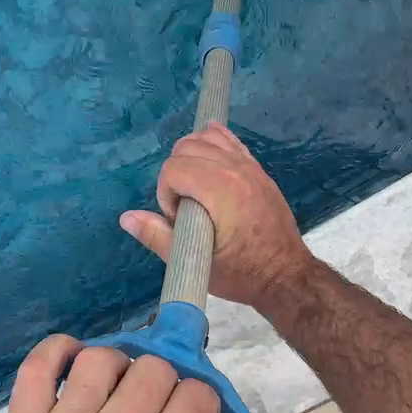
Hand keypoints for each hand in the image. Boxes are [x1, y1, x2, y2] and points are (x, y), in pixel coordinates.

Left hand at [7, 335, 307, 412]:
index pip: (198, 394)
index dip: (200, 402)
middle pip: (155, 370)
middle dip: (165, 385)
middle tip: (156, 410)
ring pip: (104, 359)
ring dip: (121, 370)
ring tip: (121, 396)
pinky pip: (40, 366)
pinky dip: (60, 351)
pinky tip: (79, 363)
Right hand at [121, 122, 316, 310]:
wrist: (284, 275)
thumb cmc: (240, 273)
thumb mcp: (194, 262)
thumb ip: (158, 237)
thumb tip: (127, 218)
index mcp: (219, 189)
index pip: (173, 169)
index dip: (166, 194)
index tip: (178, 221)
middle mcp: (235, 169)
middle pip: (186, 147)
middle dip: (175, 174)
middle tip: (184, 208)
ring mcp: (249, 167)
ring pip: (207, 137)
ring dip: (191, 157)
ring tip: (194, 188)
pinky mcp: (258, 171)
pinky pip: (230, 141)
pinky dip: (214, 142)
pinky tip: (207, 152)